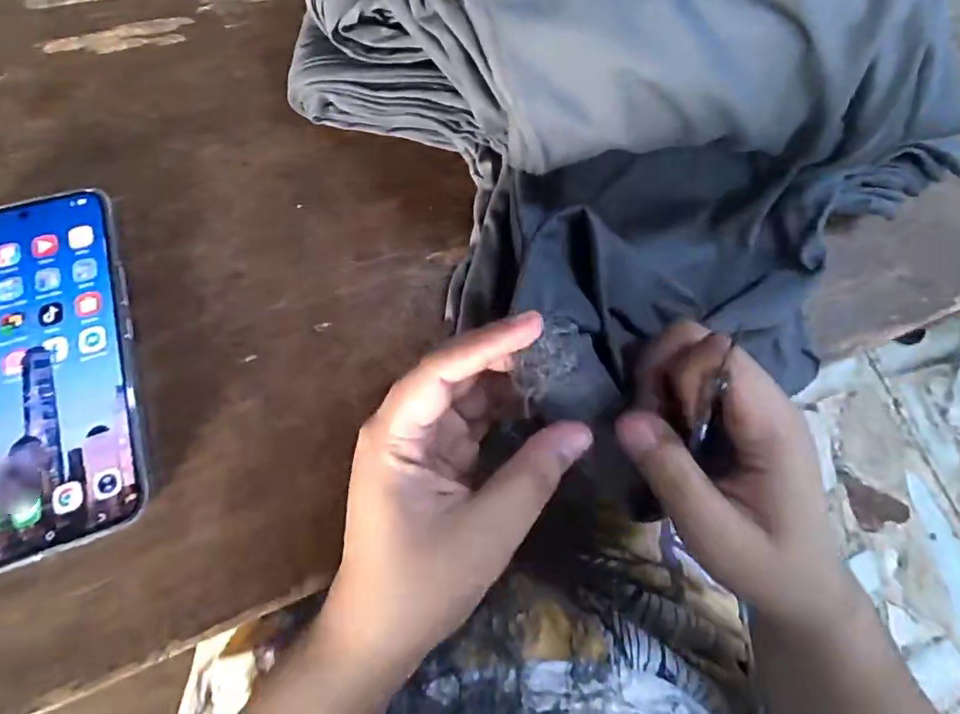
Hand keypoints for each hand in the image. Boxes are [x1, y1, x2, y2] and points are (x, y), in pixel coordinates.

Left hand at [314, 312, 592, 683]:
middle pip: (452, 372)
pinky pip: (470, 419)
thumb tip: (582, 428)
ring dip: (505, 381)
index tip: (536, 323)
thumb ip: (534, 474)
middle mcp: (401, 424)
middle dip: (500, 355)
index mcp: (395, 432)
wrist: (377, 637)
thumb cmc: (421, 584)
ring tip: (554, 365)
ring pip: (464, 392)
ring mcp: (417, 440)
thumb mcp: (486, 532)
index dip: (489, 341)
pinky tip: (536, 402)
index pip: (442, 368)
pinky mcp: (433, 458)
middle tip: (554, 341)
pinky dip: (503, 410)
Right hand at [614, 321, 841, 627]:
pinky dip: (673, 392)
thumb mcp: (714, 535)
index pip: (718, 351)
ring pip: (695, 353)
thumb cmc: (765, 566)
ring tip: (659, 432)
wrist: (803, 588)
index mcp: (772, 421)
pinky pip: (699, 375)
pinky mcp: (742, 410)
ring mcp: (756, 400)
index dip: (679, 373)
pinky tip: (671, 433)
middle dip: (662, 369)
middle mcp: (767, 397)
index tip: (662, 422)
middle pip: (702, 341)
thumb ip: (673, 475)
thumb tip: (626, 418)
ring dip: (663, 381)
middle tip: (650, 422)